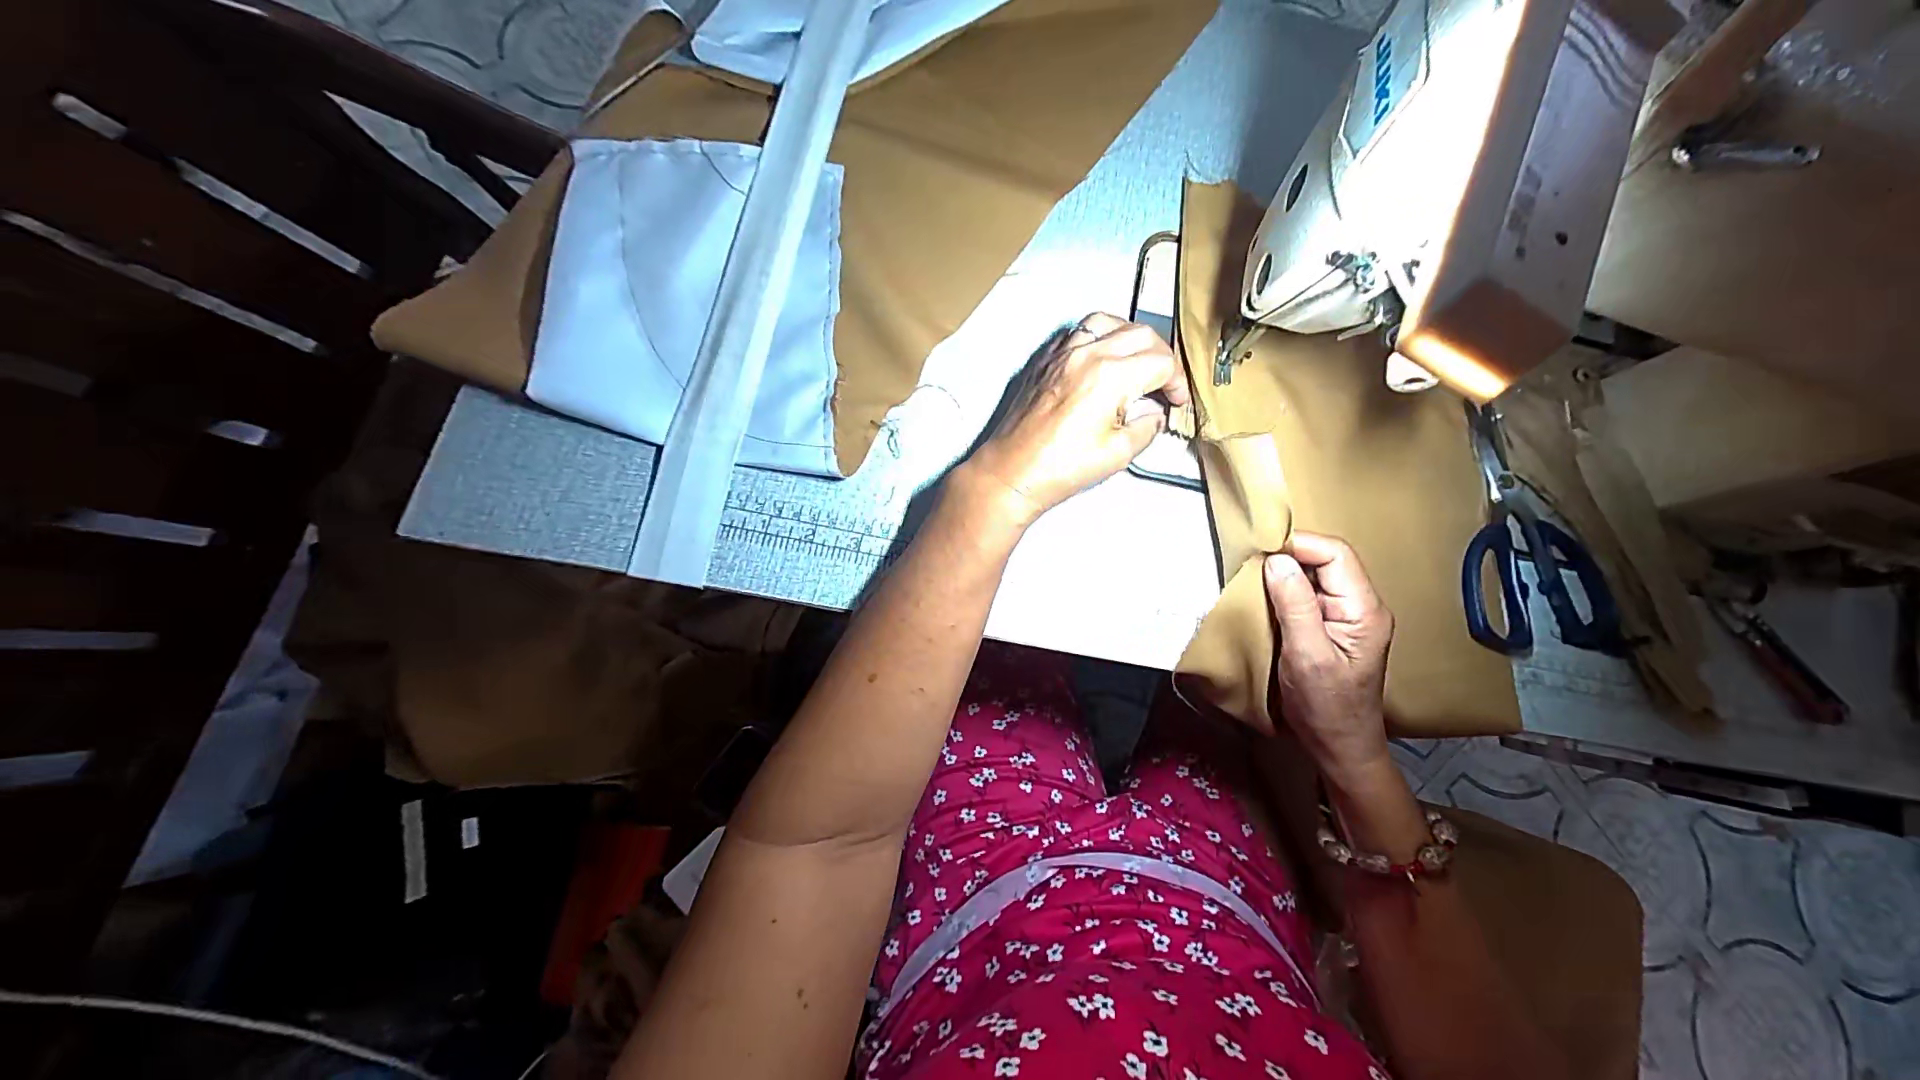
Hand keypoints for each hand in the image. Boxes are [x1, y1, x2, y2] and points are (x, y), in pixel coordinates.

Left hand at [959, 313, 1189, 527]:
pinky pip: (1077, 333)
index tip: (1175, 399)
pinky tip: (1100, 360)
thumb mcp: (1117, 454)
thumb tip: (1153, 413)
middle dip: (1160, 355)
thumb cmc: (1056, 468)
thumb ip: (1146, 427)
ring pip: (1107, 322)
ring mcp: (1062, 354)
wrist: (1011, 472)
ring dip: (1129, 337)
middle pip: (1140, 334)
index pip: (1161, 361)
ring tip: (1135, 362)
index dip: (1176, 381)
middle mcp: (1086, 355)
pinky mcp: (1044, 361)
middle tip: (1162, 382)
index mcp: (1110, 376)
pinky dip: (1097, 338)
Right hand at [1264, 531, 1395, 789]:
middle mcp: (1360, 605)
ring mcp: (1346, 615)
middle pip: (1326, 559)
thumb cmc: (1326, 708)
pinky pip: (1308, 593)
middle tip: (1250, 564)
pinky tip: (1263, 598)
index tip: (1259, 551)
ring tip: (1252, 580)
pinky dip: (1283, 590)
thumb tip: (1276, 560)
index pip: (1336, 553)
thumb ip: (1294, 606)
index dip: (1298, 544)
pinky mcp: (1330, 625)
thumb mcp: (1306, 656)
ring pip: (1315, 574)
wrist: (1339, 746)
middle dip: (1288, 555)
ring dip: (1284, 573)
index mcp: (1364, 610)